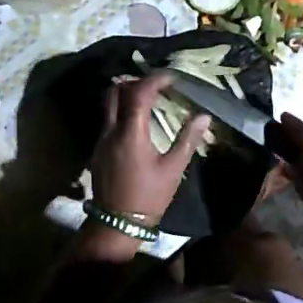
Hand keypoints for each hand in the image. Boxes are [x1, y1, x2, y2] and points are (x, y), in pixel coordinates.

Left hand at [84, 73, 207, 259]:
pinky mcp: (98, 148)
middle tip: (156, 85)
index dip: (155, 80)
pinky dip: (122, 110)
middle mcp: (111, 130)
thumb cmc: (148, 197)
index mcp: (131, 132)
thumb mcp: (173, 169)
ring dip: (127, 95)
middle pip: (116, 91)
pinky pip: (108, 118)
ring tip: (149, 99)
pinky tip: (137, 121)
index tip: (171, 77)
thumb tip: (204, 117)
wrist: (116, 225)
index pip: (139, 93)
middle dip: (135, 81)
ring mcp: (101, 139)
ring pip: (109, 104)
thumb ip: (187, 139)